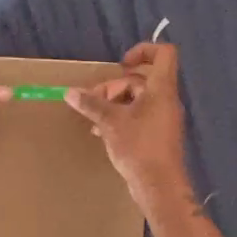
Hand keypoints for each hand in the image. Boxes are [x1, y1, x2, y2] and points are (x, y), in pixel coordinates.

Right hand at [64, 42, 188, 208]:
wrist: (159, 185)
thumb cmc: (139, 147)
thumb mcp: (110, 122)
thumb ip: (91, 104)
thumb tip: (70, 92)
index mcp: (161, 89)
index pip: (164, 54)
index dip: (143, 51)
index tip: (120, 65)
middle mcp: (166, 99)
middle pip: (142, 79)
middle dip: (115, 86)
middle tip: (95, 100)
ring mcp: (163, 118)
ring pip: (138, 99)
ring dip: (114, 104)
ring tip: (94, 118)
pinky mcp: (158, 135)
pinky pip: (139, 116)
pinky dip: (121, 118)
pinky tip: (102, 132)